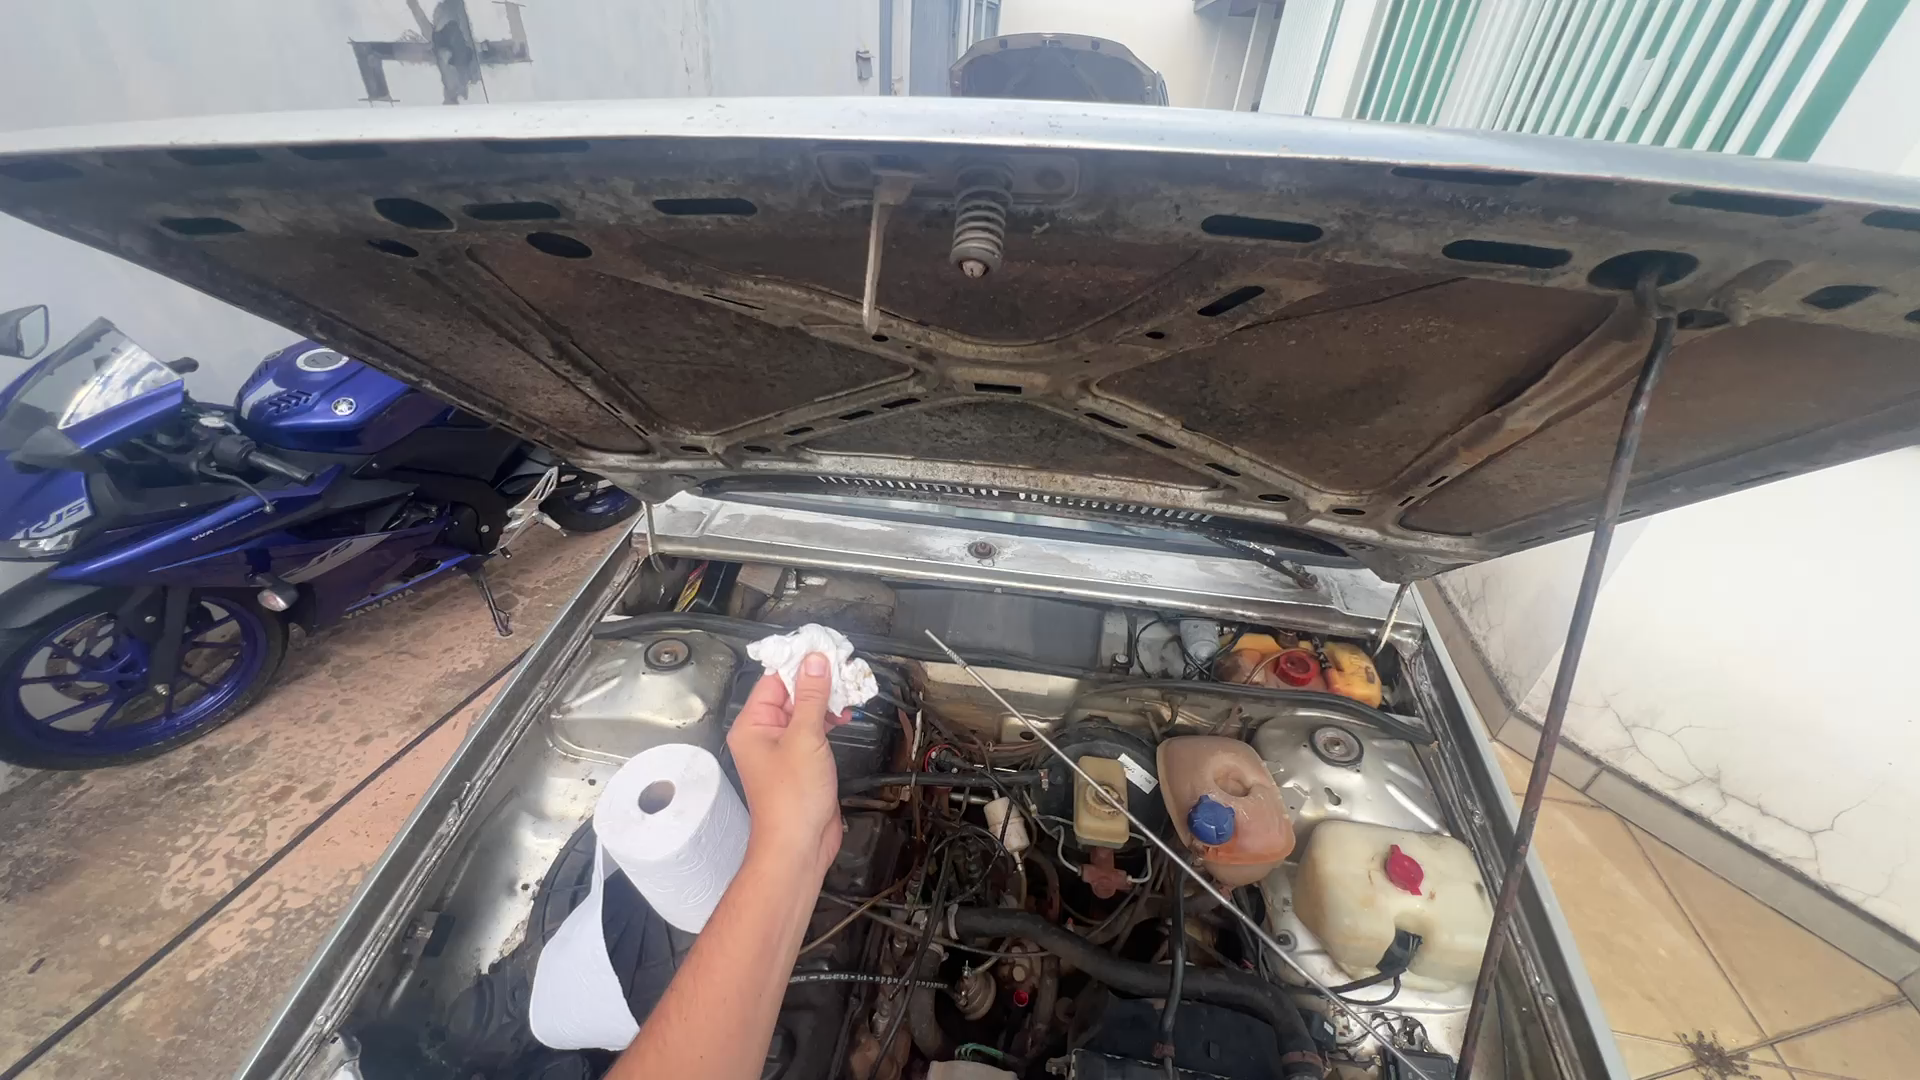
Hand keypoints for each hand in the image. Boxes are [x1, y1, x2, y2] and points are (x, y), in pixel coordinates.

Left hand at [726, 654, 848, 880]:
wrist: (800, 845)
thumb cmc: (791, 801)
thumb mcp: (805, 737)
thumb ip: (812, 696)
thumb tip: (814, 662)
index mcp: (752, 725)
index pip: (774, 679)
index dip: (799, 662)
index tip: (822, 647)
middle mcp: (764, 733)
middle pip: (790, 691)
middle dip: (817, 678)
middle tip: (842, 664)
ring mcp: (783, 747)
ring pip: (805, 709)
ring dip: (826, 697)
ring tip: (848, 686)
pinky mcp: (802, 759)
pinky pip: (814, 727)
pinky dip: (829, 717)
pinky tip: (845, 712)